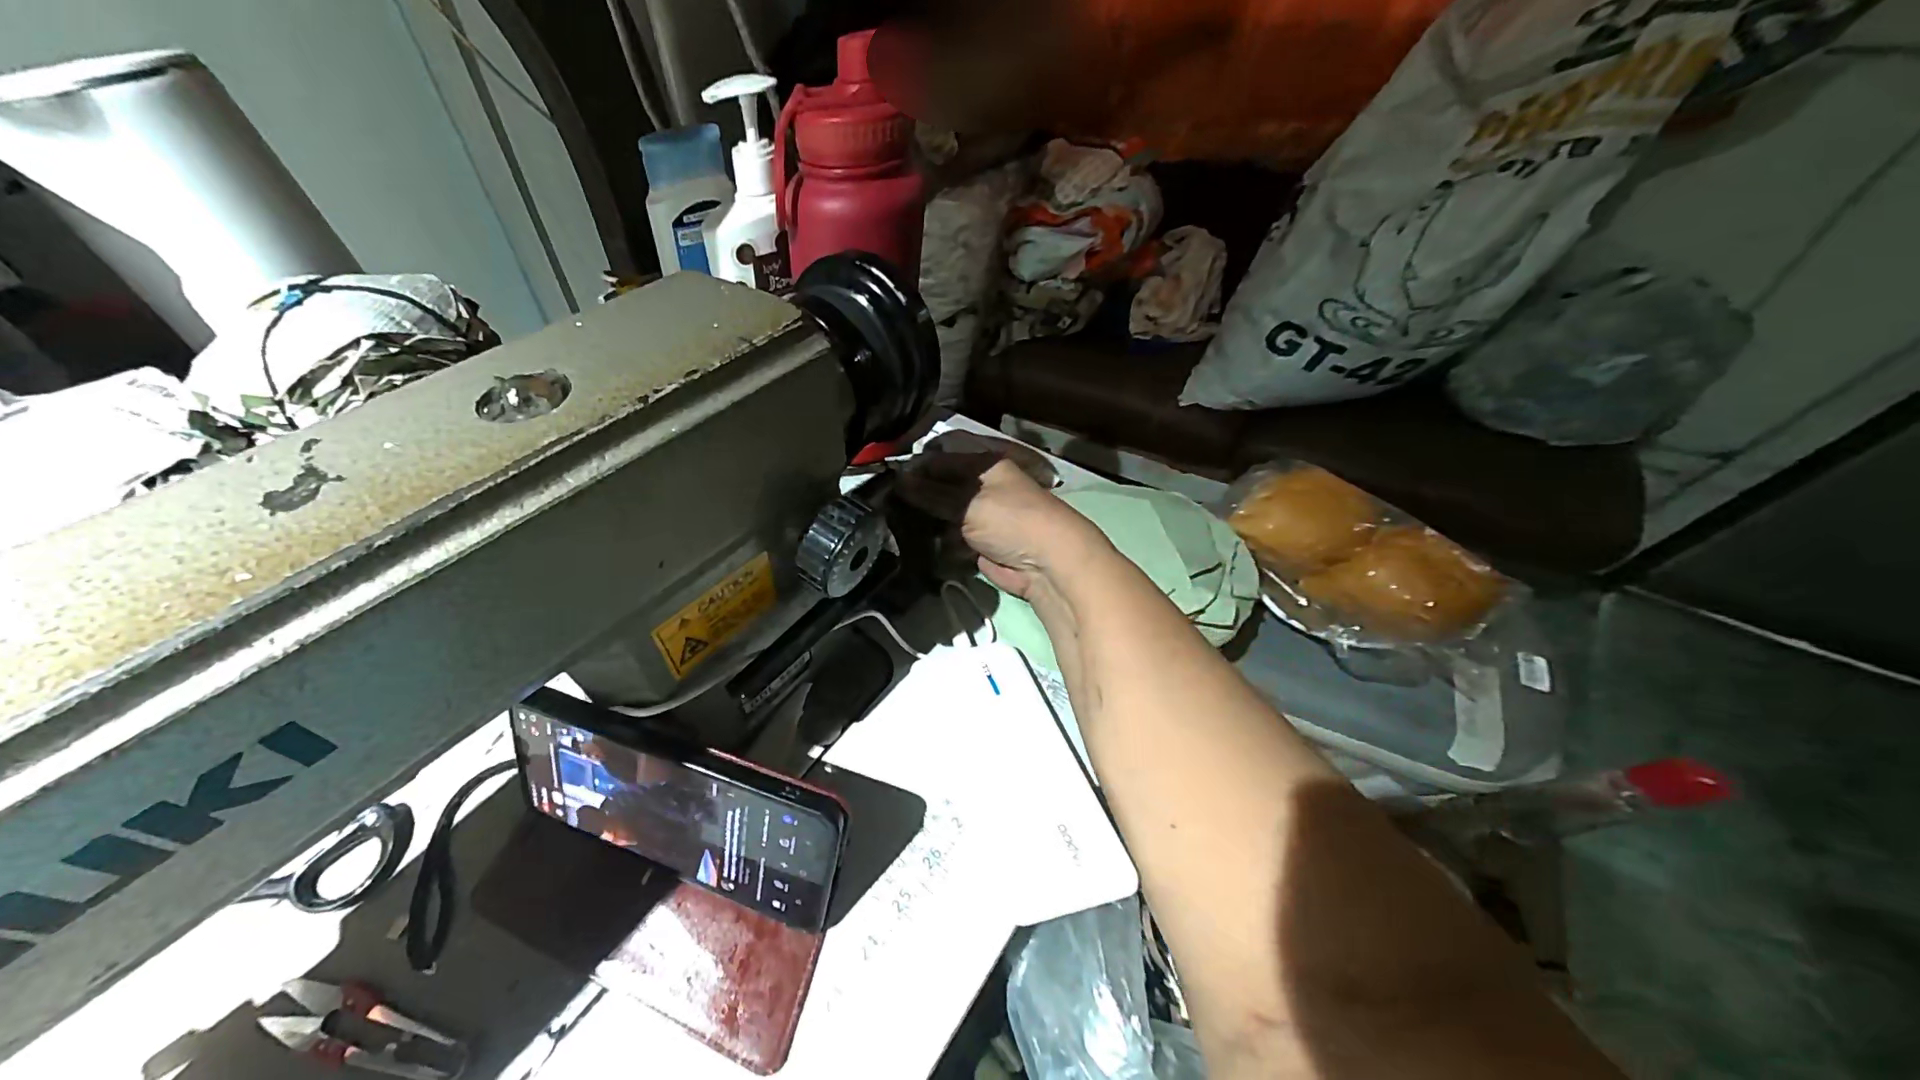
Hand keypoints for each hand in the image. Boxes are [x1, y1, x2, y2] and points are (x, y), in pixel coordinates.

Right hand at [900, 448, 1109, 600]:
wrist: (1048, 563)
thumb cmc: (1011, 520)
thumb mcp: (967, 502)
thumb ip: (931, 493)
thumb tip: (899, 481)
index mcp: (984, 465)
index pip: (941, 459)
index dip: (915, 469)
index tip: (888, 481)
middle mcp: (983, 487)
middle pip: (941, 487)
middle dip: (918, 497)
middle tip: (888, 505)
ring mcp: (982, 516)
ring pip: (943, 515)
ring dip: (926, 522)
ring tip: (898, 526)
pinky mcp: (980, 544)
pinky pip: (950, 540)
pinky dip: (938, 543)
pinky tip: (917, 546)